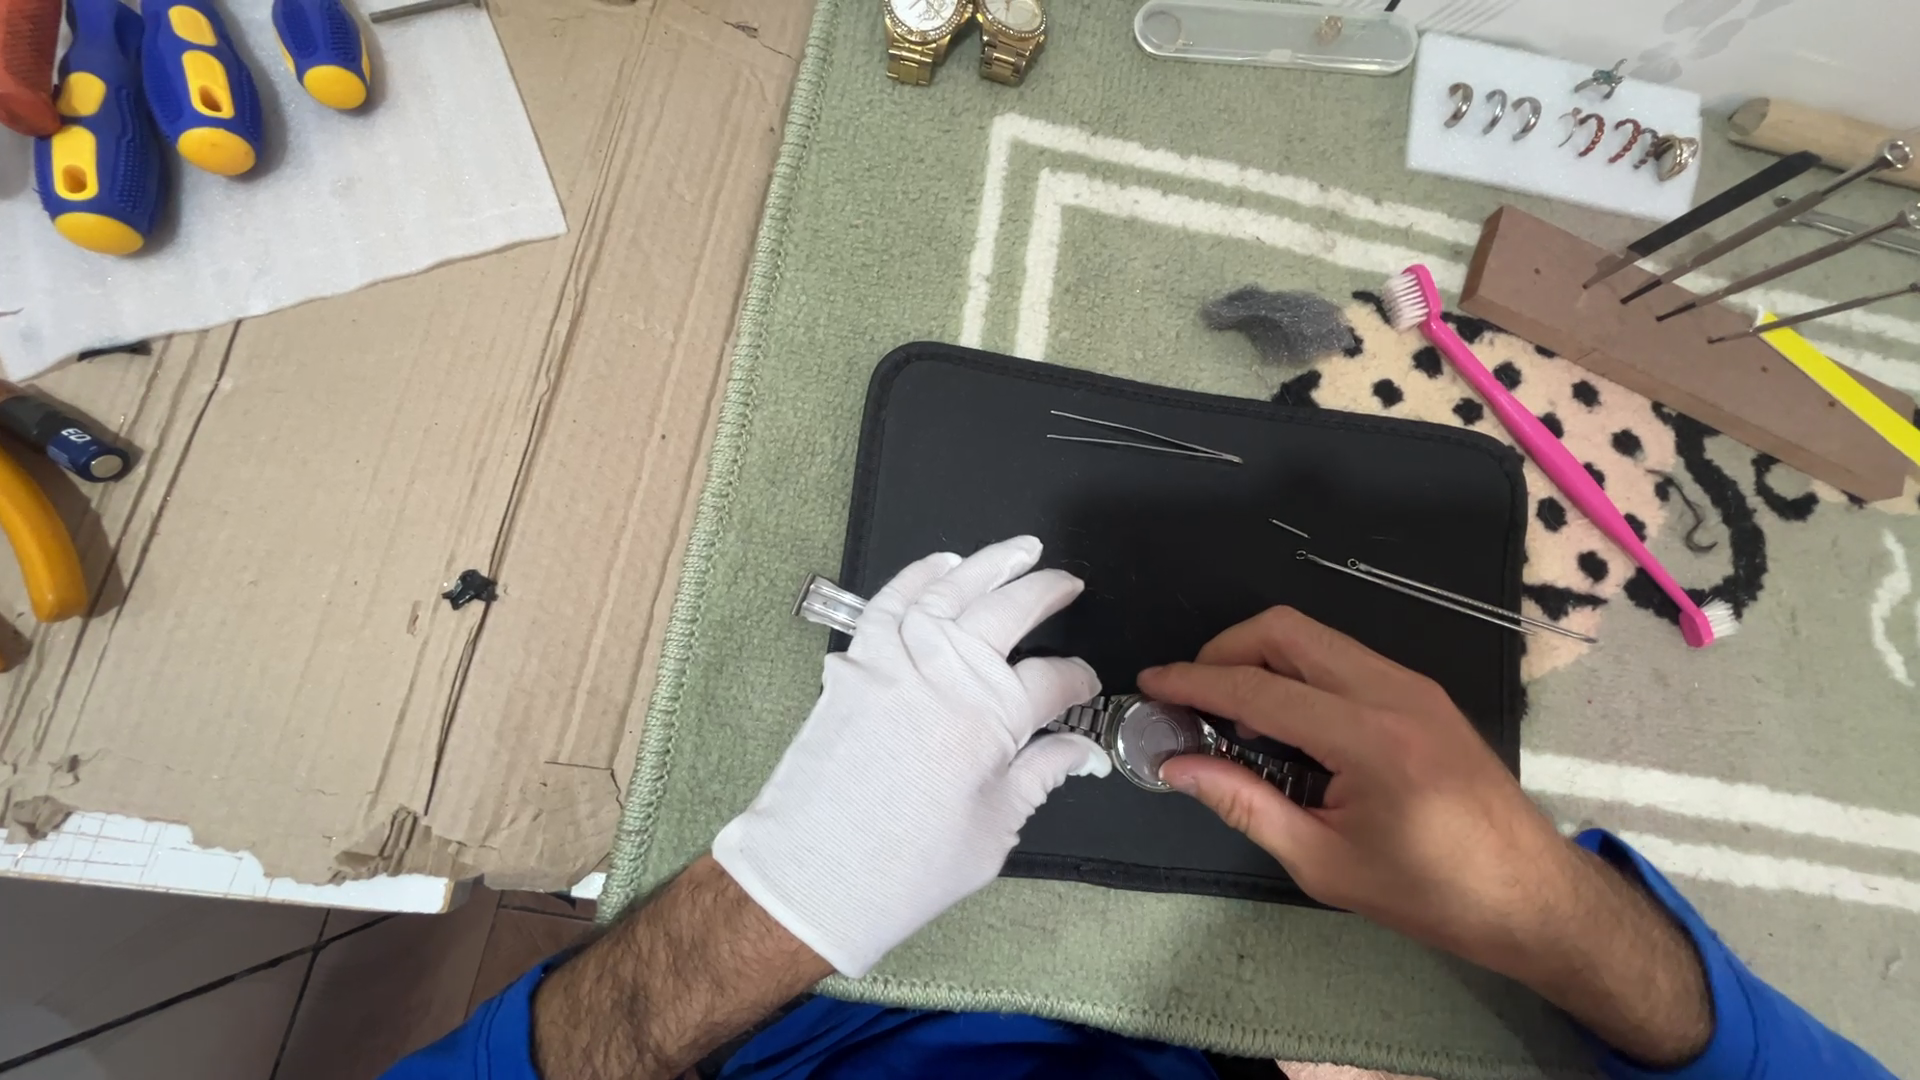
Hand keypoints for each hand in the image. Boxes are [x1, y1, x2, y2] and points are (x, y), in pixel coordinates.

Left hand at [713, 536, 1104, 976]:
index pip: (1054, 681)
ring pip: (950, 590)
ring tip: (1021, 549)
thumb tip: (1082, 751)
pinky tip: (943, 564)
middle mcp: (947, 675)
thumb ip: (1040, 775)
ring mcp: (896, 660)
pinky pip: (889, 602)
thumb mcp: (993, 831)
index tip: (1085, 685)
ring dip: (990, 563)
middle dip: (1046, 590)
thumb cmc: (909, 868)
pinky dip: (919, 576)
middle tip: (1068, 582)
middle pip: (1008, 612)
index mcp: (991, 720)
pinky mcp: (857, 661)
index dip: (1079, 680)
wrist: (813, 876)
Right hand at [1140, 607, 1710, 1066]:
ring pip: (1309, 634)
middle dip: (1223, 649)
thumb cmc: (1431, 894)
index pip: (1259, 690)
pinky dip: (1292, 670)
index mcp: (1371, 740)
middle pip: (1284, 630)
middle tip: (1193, 693)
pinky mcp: (1417, 689)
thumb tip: (1174, 764)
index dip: (1194, 682)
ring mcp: (1410, 683)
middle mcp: (1392, 691)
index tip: (1150, 684)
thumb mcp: (1322, 863)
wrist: (1538, 899)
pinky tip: (1283, 720)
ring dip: (1256, 657)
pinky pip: (1335, 655)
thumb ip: (1242, 803)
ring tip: (1233, 713)